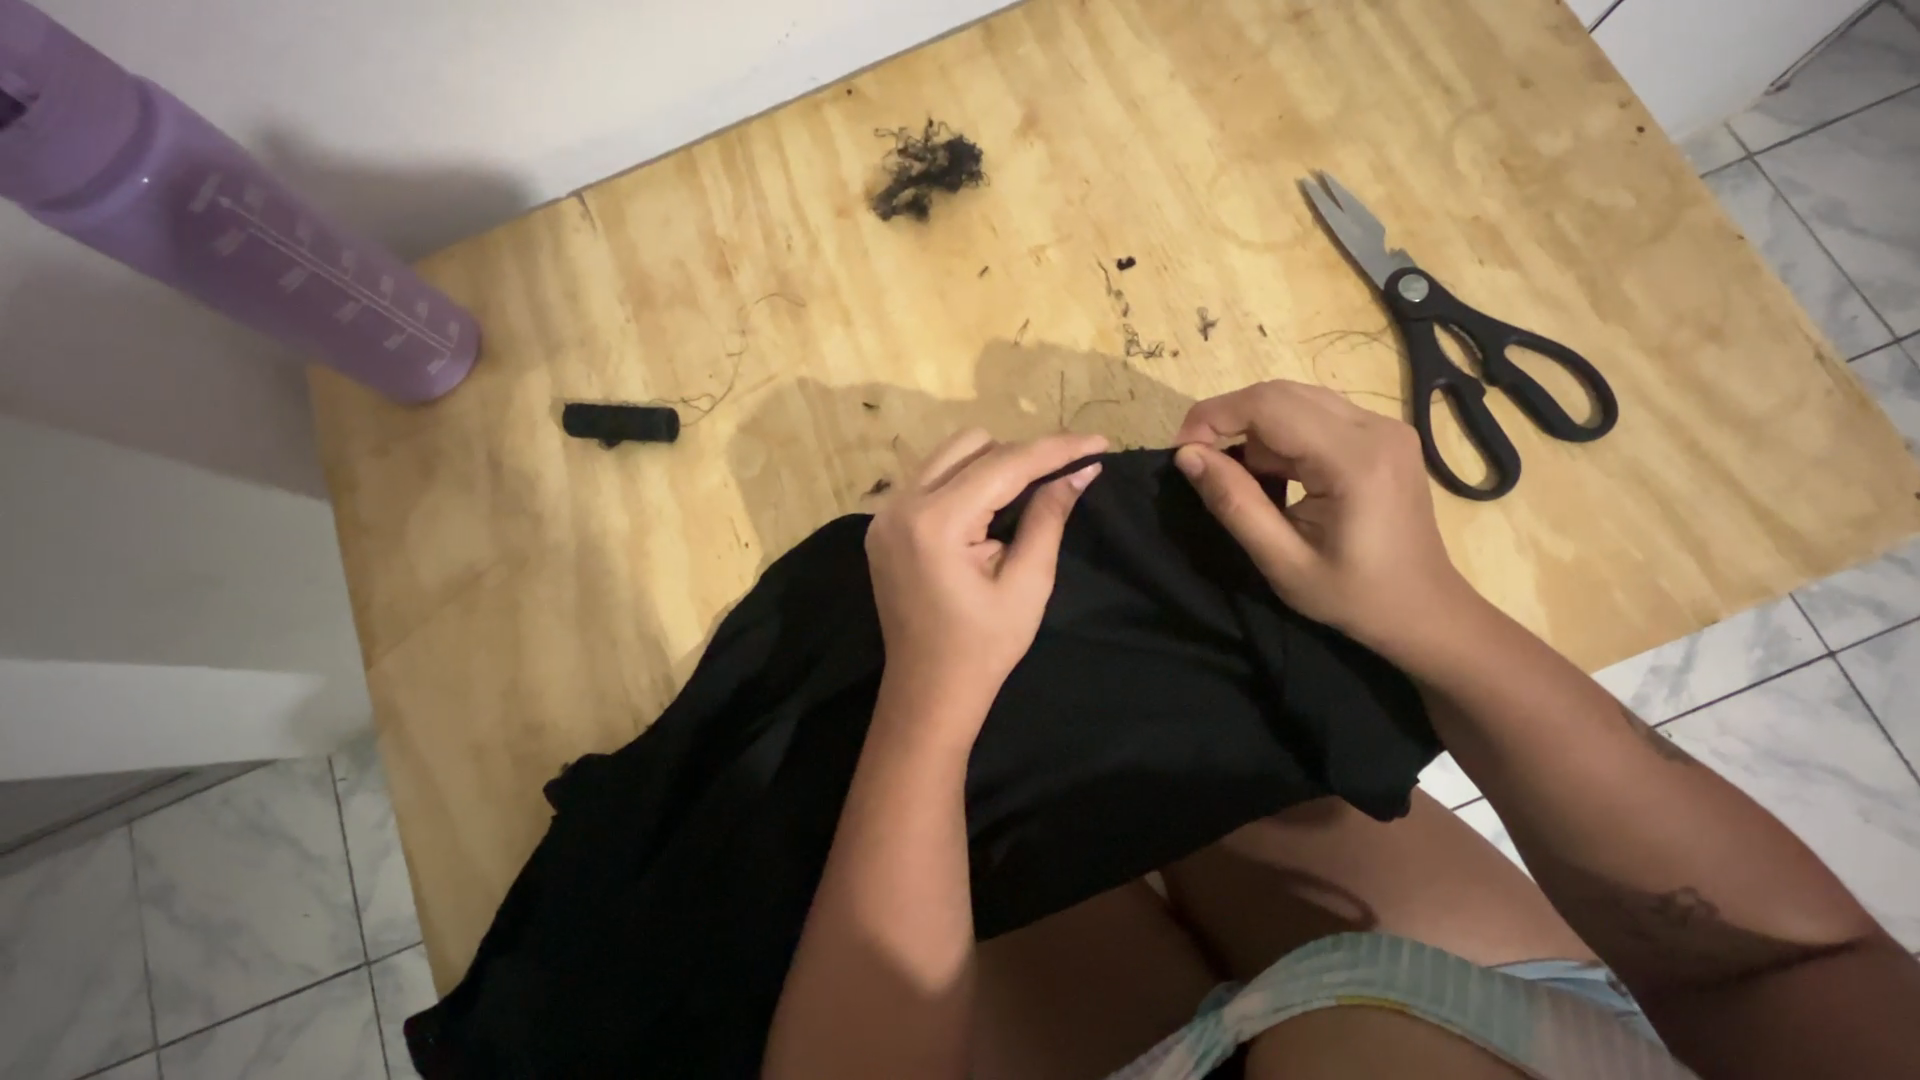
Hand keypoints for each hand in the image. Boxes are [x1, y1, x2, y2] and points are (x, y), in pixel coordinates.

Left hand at [866, 429, 1106, 731]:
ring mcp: (884, 514)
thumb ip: (1048, 517)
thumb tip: (1081, 470)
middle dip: (1022, 455)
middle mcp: (901, 506)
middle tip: (1062, 477)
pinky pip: (929, 480)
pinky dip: (963, 482)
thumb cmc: (984, 647)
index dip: (1056, 449)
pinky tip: (988, 510)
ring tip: (1028, 493)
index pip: (1005, 464)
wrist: (928, 690)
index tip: (1100, 441)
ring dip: (991, 464)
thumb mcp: (1028, 583)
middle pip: (971, 445)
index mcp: (937, 523)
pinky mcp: (882, 525)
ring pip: (947, 456)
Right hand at [1173, 381, 1476, 654]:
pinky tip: (1275, 474)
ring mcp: (1384, 426)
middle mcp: (1375, 427)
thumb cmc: (1352, 596)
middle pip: (1279, 393)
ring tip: (1240, 477)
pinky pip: (1316, 413)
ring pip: (1295, 398)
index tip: (1182, 454)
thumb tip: (1187, 456)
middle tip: (1201, 463)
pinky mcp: (1383, 434)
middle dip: (1228, 420)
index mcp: (1354, 460)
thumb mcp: (1281, 562)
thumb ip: (1234, 504)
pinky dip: (1281, 434)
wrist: (1423, 609)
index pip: (1267, 405)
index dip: (1213, 417)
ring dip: (1254, 428)